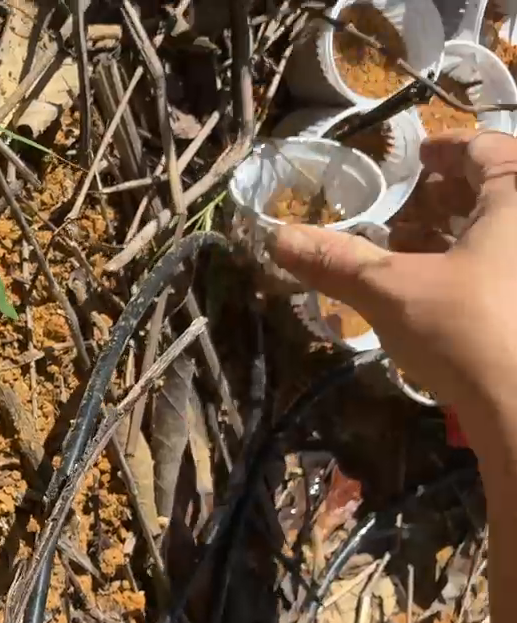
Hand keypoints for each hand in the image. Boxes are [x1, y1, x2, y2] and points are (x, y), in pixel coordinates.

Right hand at [271, 131, 516, 443]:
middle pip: (494, 190)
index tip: (417, 151)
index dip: (450, 148)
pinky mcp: (513, 298)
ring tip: (398, 239)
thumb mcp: (390, 289)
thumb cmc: (470, 325)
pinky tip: (420, 279)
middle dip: (443, 192)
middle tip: (396, 199)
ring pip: (492, 229)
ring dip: (446, 229)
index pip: (491, 152)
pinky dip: (456, 260)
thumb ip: (335, 261)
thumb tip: (277, 238)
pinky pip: (491, 262)